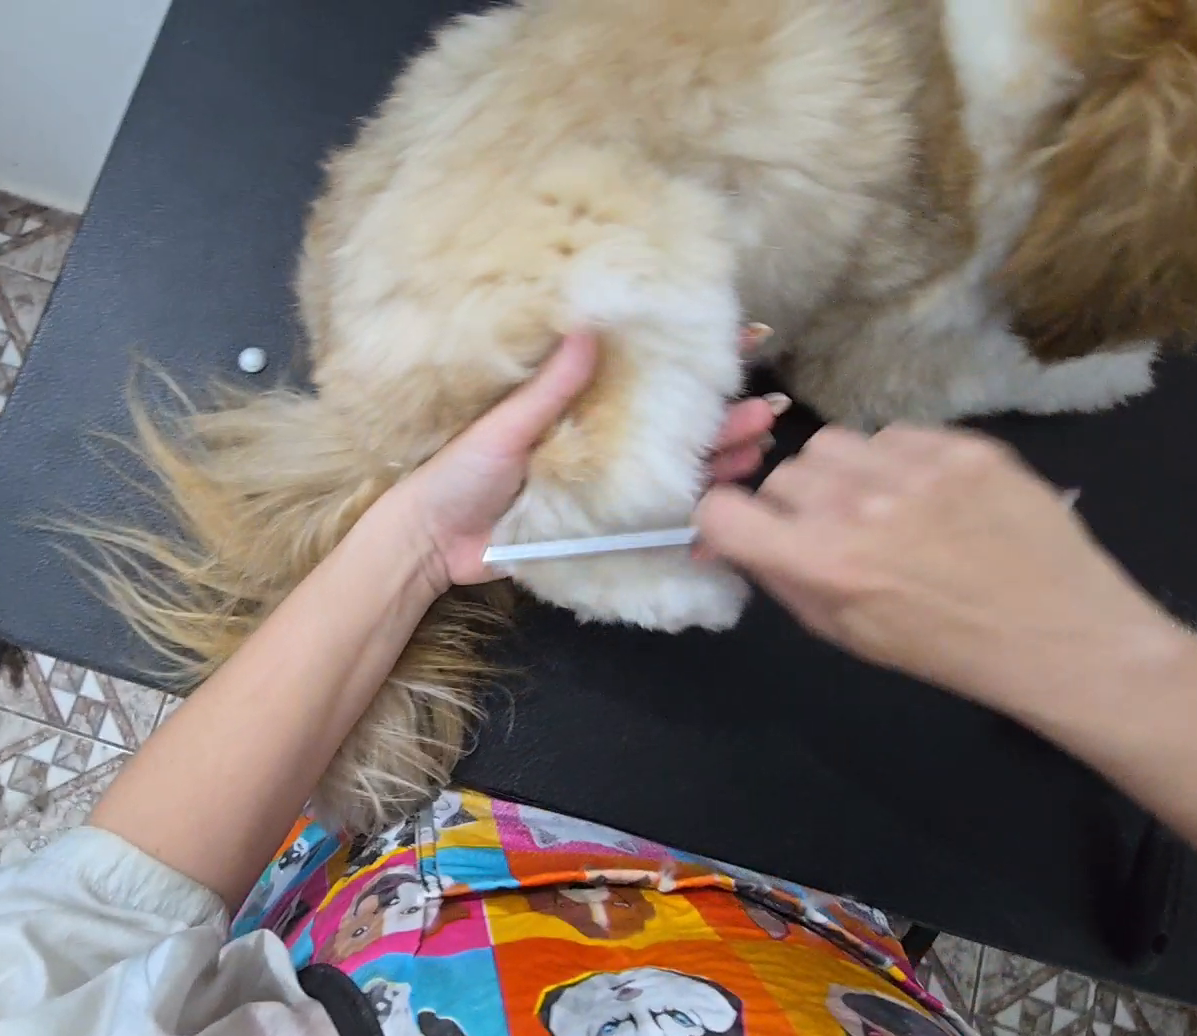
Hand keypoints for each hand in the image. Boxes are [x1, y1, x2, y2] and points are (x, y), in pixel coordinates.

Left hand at [381, 332, 778, 591]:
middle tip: (765, 408)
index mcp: (571, 406)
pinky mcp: (596, 528)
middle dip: (718, 418)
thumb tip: (587, 331)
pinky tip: (723, 502)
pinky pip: (649, 519)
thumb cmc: (457, 474)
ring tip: (758, 449)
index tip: (743, 337)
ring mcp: (598, 487)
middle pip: (667, 427)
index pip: (638, 377)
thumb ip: (546, 390)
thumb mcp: (502, 428)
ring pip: (668, 471)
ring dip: (714, 461)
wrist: (430, 543)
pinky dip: (687, 511)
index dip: (688, 361)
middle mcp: (593, 442)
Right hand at [692, 425, 1182, 711]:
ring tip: (874, 502)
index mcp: (818, 561)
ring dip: (835, 474)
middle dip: (789, 504)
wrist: (1060, 636)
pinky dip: (891, 460)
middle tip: (827, 530)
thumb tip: (722, 540)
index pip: (719, 509)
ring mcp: (911, 470)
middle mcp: (854, 507)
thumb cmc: (936, 645)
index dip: (721, 520)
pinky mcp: (962, 446)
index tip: (742, 530)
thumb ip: (774, 575)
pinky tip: (922, 491)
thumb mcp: (836, 628)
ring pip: (827, 444)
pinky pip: (889, 434)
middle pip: (778, 475)